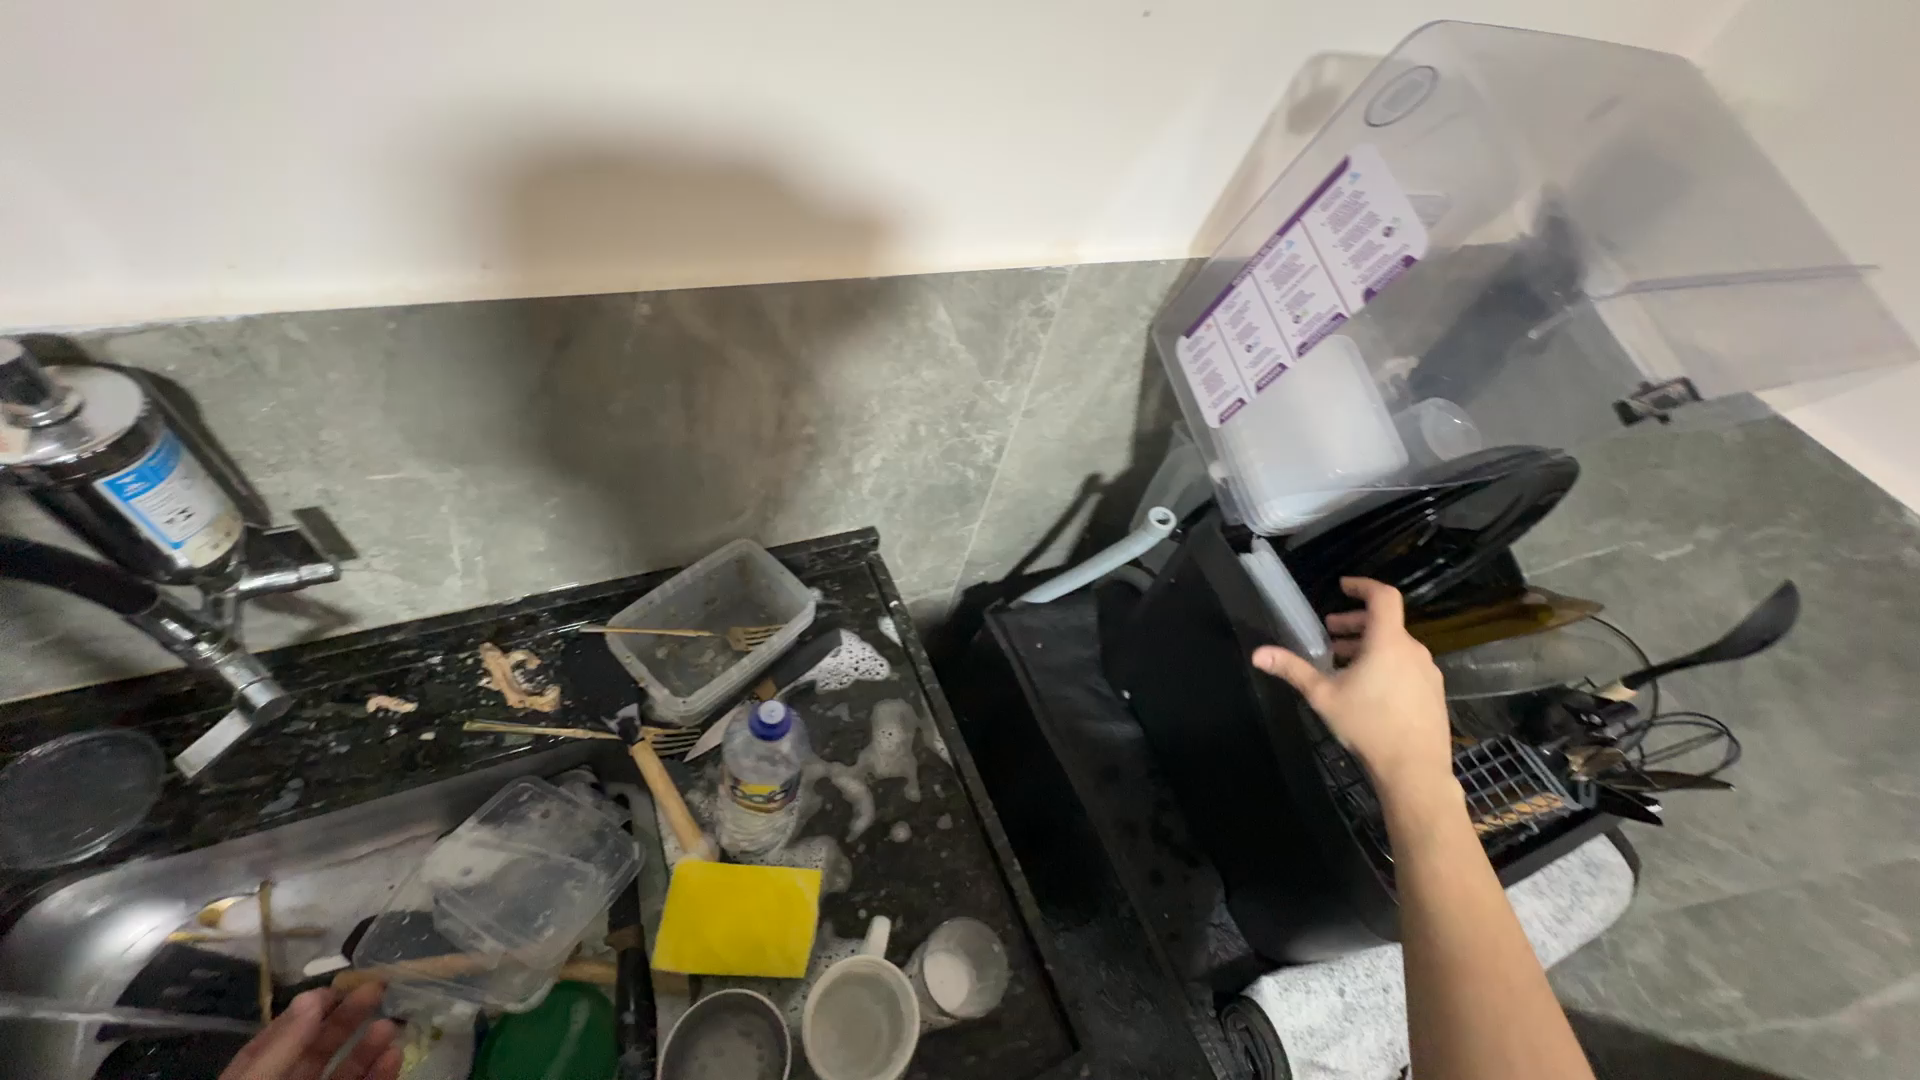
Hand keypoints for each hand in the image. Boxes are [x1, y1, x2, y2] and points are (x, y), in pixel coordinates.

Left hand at [219, 982, 401, 1079]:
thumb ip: (281, 1049)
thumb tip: (313, 995)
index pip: (274, 1042)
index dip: (304, 1013)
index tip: (337, 986)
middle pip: (316, 1051)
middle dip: (346, 1019)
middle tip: (377, 988)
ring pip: (344, 1071)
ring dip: (368, 1047)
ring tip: (390, 1025)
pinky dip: (381, 1074)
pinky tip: (393, 1056)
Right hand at [1251, 577, 1454, 803]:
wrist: (1414, 769)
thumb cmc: (1367, 725)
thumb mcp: (1322, 695)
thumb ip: (1292, 669)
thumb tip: (1257, 653)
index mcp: (1387, 643)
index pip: (1383, 597)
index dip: (1363, 586)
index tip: (1343, 587)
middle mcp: (1412, 651)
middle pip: (1385, 623)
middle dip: (1355, 623)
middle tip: (1330, 633)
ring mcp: (1427, 672)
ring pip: (1395, 646)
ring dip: (1368, 645)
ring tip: (1343, 662)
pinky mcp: (1433, 692)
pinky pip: (1407, 665)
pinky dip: (1385, 663)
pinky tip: (1367, 688)